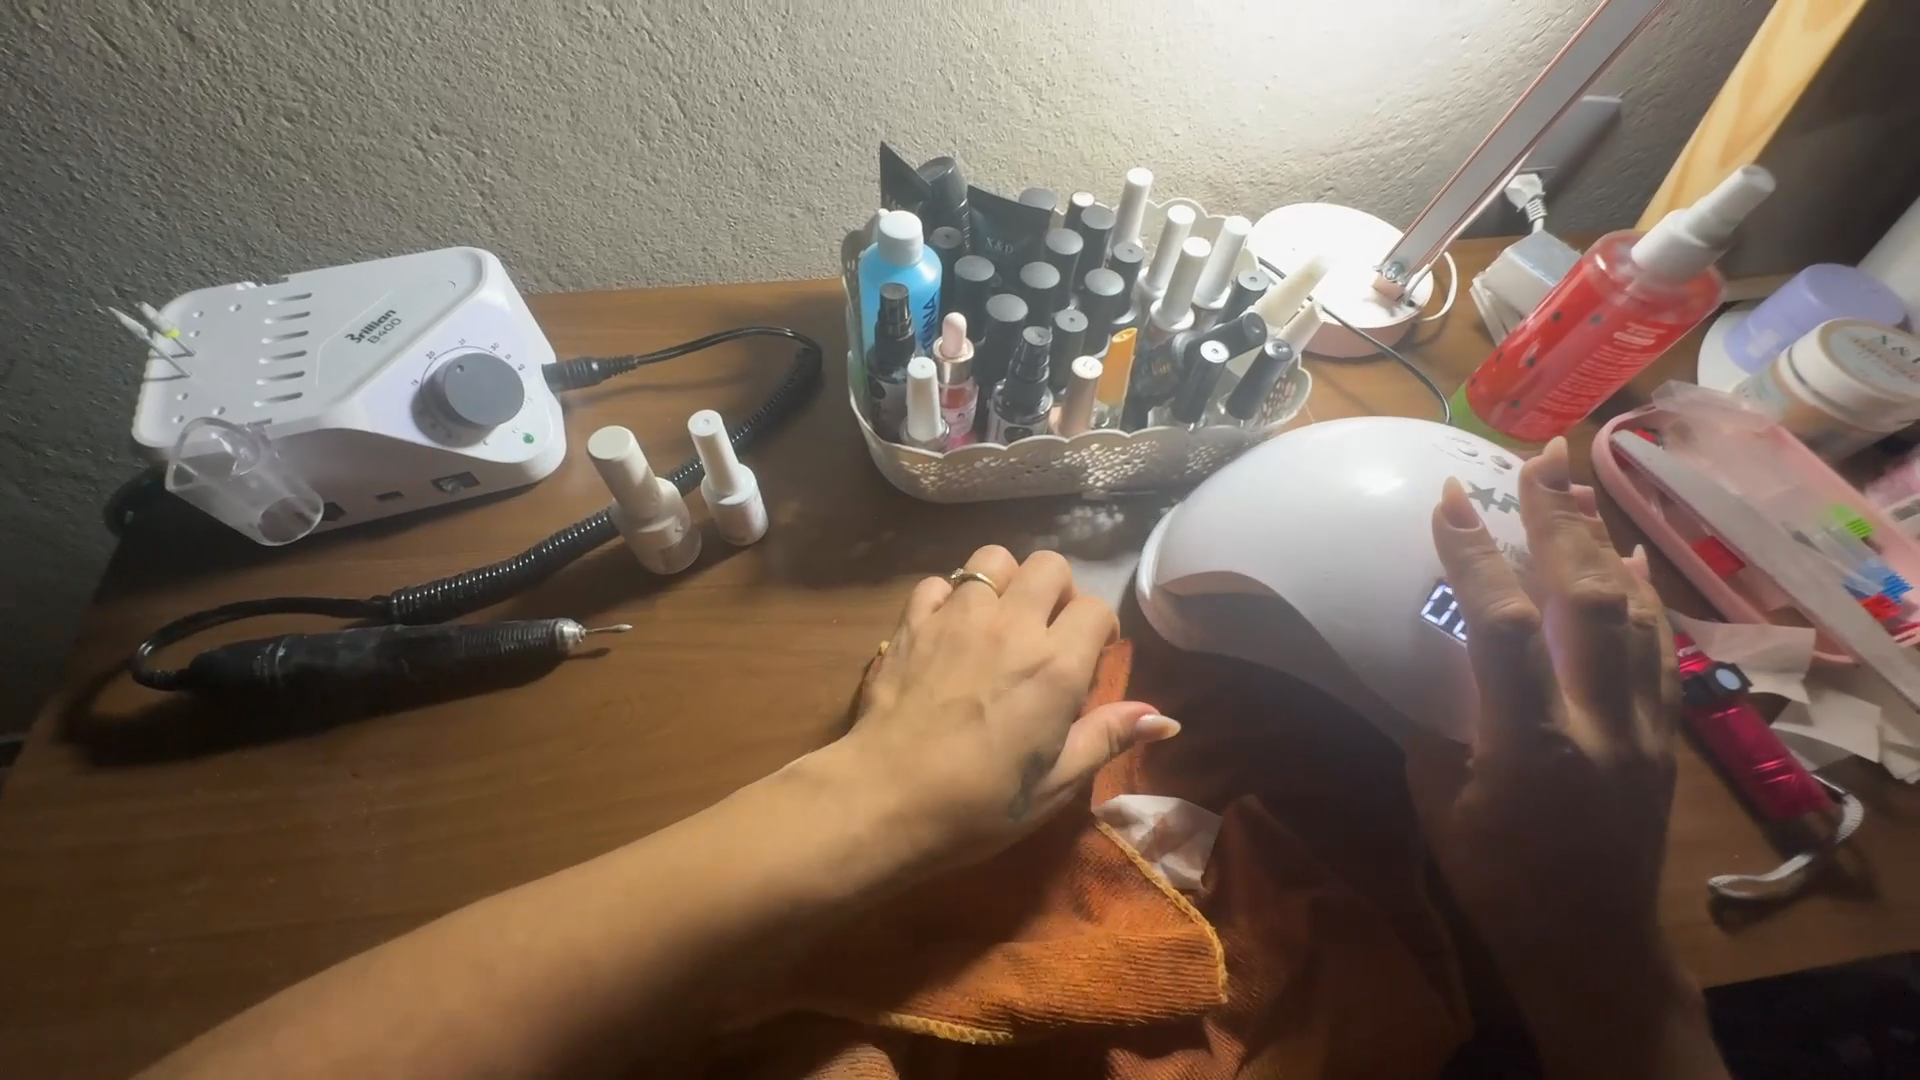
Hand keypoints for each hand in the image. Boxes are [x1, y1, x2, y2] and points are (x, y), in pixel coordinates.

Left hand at [838, 545, 1177, 872]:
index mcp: (1055, 665)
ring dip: (1005, 581)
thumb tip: (1165, 718)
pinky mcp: (913, 622)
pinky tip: (947, 630)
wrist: (886, 799)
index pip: (1097, 609)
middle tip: (1047, 631)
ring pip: (993, 559)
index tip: (1088, 656)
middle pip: (1050, 566)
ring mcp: (957, 617)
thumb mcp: (1055, 784)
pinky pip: (937, 584)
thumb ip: (1107, 738)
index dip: (1099, 629)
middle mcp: (1011, 625)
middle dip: (1058, 591)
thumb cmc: (979, 804)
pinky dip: (948, 598)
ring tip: (999, 620)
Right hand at [1409, 436, 1679, 972]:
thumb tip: (1427, 648)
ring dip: (1599, 542)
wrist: (1590, 939)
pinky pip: (1659, 648)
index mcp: (1527, 745)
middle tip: (1535, 461)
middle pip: (1588, 603)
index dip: (1474, 559)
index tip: (1448, 503)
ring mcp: (1646, 728)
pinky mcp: (1667, 735)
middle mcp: (1599, 725)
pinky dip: (1643, 592)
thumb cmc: (1490, 870)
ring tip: (1576, 483)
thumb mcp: (1436, 792)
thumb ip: (1434, 713)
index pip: (1502, 630)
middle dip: (1556, 523)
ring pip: (1633, 615)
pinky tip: (1630, 553)